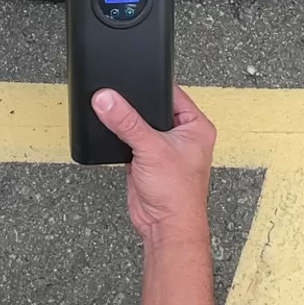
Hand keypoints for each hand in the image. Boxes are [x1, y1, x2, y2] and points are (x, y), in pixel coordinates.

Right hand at [92, 86, 216, 242]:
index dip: (152, 85)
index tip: (130, 77)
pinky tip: (112, 134)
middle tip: (116, 95)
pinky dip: (120, 137)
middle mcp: (182, 134)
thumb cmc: (178, 195)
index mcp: (196, 126)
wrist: (165, 227)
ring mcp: (163, 147)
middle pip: (152, 108)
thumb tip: (107, 99)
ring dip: (126, 122)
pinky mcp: (146, 159)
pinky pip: (129, 139)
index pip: (172, 93)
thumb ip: (126, 121)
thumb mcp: (151, 148)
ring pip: (139, 123)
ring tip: (113, 114)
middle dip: (135, 105)